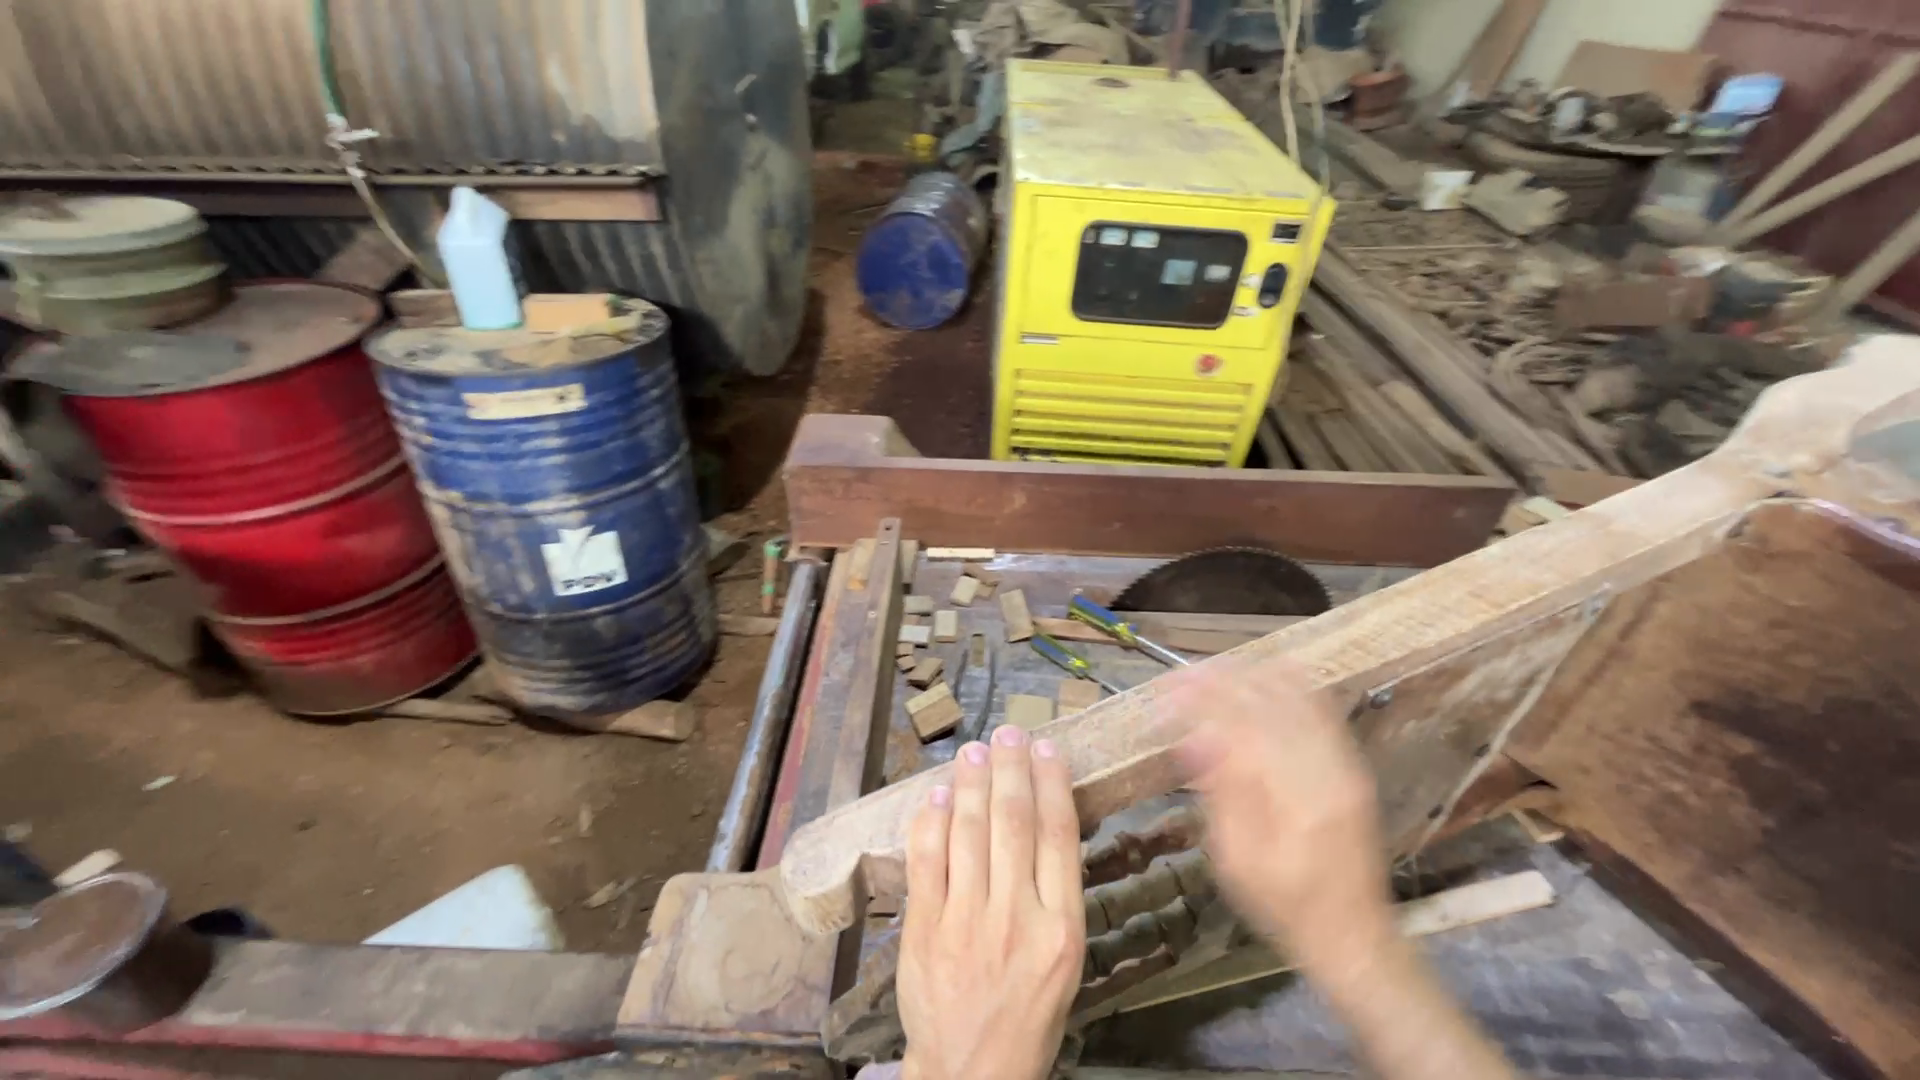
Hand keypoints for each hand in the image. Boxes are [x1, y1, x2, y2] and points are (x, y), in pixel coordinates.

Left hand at [898, 725, 1085, 1079]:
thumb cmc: (1029, 1013)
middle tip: (1007, 732)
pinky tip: (939, 794)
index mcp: (1061, 926)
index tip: (1046, 748)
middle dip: (1009, 768)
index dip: (1051, 783)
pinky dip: (932, 821)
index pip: (1057, 835)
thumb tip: (1038, 824)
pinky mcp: (925, 928)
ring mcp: (966, 920)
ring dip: (971, 783)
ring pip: (969, 832)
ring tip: (973, 750)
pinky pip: (927, 861)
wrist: (972, 1070)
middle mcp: (1016, 916)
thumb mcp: (1064, 957)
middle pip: (1012, 822)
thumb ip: (1053, 892)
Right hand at [1168, 656, 1395, 983]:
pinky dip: (1290, 683)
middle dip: (1221, 680)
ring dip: (1252, 675)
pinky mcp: (1350, 765)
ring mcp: (1344, 763)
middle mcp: (1326, 769)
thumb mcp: (1239, 862)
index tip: (1166, 692)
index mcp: (1296, 797)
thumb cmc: (1285, 906)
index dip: (1200, 701)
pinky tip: (1266, 672)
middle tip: (1180, 675)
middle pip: (1270, 703)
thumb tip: (1194, 740)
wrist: (1354, 934)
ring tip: (1213, 668)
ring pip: (1298, 697)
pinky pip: (1322, 708)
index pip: (1241, 725)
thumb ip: (1222, 796)